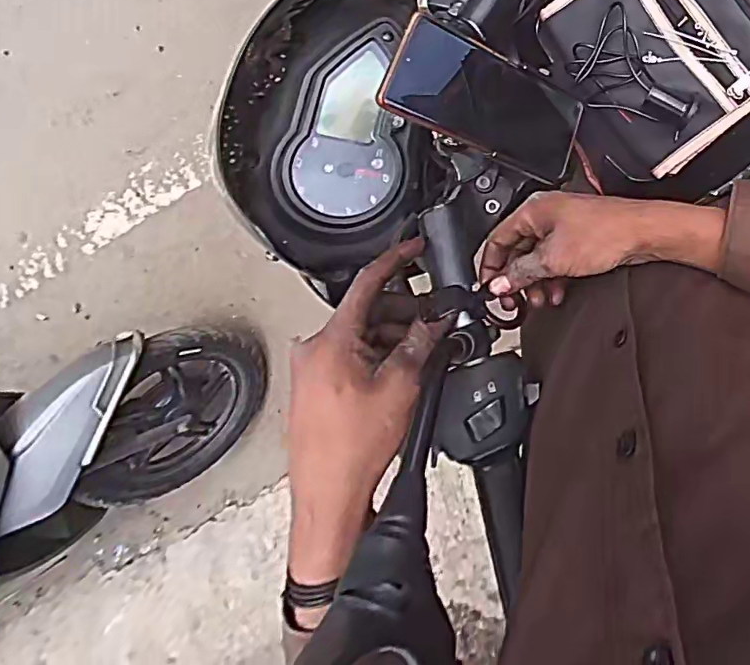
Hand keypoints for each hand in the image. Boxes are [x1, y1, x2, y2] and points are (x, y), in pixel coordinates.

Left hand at [285, 238, 436, 601]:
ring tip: (423, 354)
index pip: (368, 282)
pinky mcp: (317, 387)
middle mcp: (315, 350)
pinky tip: (402, 371)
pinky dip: (379, 355)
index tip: (413, 248)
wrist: (329, 501)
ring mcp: (313, 370)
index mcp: (331, 341)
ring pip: (363, 334)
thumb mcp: (401, 385)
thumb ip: (421, 341)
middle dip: (406, 311)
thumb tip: (436, 319)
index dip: (396, 259)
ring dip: (394, 336)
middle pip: (369, 311)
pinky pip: (352, 355)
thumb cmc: (353, 451)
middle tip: (436, 320)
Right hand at [476, 192, 726, 308]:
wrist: (642, 232)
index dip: (489, 267)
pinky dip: (552, 276)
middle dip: (514, 278)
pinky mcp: (577, 237)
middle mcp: (545, 214)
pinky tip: (557, 292)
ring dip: (535, 282)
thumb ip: (521, 272)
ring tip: (539, 300)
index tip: (489, 290)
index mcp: (533, 210)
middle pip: (516, 250)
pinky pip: (554, 259)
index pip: (496, 239)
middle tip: (513, 300)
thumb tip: (500, 282)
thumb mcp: (553, 259)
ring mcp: (562, 225)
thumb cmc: (605, 232)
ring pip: (536, 257)